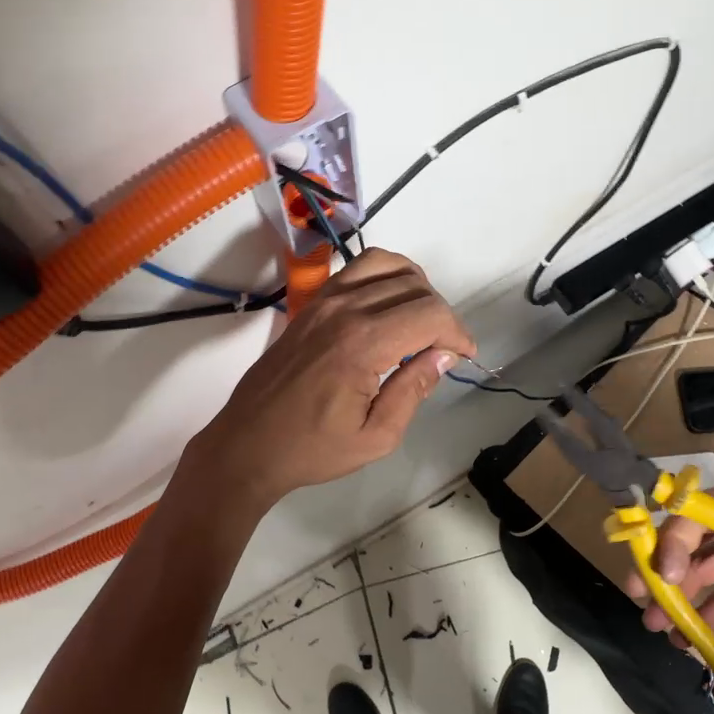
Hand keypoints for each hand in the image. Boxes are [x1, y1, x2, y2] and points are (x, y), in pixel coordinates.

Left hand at [185, 249, 474, 507]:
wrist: (248, 445)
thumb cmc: (312, 450)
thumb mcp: (376, 437)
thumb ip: (413, 391)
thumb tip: (443, 355)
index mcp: (362, 344)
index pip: (430, 314)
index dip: (457, 332)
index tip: (464, 356)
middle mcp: (344, 310)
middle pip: (413, 285)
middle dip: (441, 313)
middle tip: (444, 348)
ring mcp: (323, 301)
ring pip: (385, 263)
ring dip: (414, 285)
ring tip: (421, 322)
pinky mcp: (311, 304)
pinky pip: (356, 270)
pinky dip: (384, 277)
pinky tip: (389, 310)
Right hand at [620, 483, 713, 647]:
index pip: (710, 509)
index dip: (679, 532)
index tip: (664, 567)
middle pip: (697, 542)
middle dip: (665, 566)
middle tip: (642, 594)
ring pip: (705, 574)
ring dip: (678, 596)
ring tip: (656, 622)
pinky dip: (705, 618)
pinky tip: (686, 637)